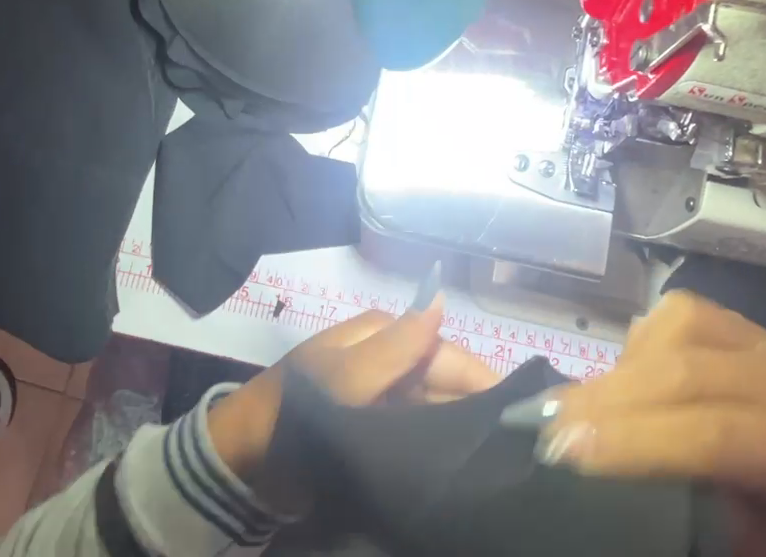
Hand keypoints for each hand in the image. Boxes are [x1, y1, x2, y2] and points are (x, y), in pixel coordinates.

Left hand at [207, 298, 499, 511]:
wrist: (246, 457)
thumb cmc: (300, 406)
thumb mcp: (350, 374)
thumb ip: (400, 344)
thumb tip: (444, 296)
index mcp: (384, 335)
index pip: (446, 353)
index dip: (481, 381)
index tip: (519, 417)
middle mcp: (387, 360)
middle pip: (443, 381)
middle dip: (473, 408)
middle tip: (510, 450)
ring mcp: (381, 397)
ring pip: (432, 409)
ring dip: (456, 430)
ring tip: (492, 463)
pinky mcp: (373, 430)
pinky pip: (413, 434)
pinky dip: (433, 447)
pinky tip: (456, 469)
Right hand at [527, 292, 765, 556]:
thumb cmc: (756, 531)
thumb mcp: (721, 535)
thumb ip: (667, 501)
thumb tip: (586, 460)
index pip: (715, 436)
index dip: (636, 439)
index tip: (567, 450)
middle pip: (689, 375)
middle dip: (607, 399)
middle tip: (546, 424)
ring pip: (678, 330)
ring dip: (620, 369)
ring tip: (583, 407)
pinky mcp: (738, 322)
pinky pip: (677, 313)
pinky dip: (640, 341)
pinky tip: (626, 374)